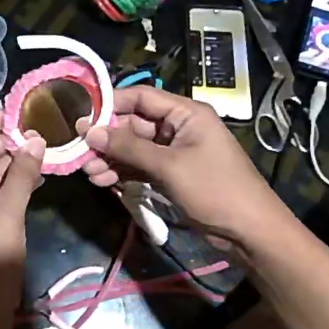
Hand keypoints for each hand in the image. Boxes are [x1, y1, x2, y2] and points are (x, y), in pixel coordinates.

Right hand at [78, 86, 288, 243]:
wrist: (248, 231)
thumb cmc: (214, 189)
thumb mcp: (168, 165)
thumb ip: (128, 147)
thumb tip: (89, 130)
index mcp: (186, 113)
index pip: (142, 97)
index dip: (111, 104)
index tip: (82, 117)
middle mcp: (179, 128)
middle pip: (134, 124)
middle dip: (107, 138)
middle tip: (80, 152)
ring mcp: (175, 153)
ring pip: (134, 148)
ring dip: (111, 158)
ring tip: (88, 173)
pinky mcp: (172, 175)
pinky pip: (141, 167)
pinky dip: (122, 172)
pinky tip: (102, 181)